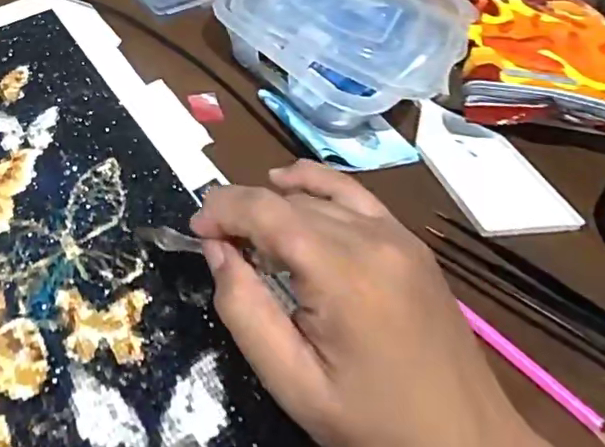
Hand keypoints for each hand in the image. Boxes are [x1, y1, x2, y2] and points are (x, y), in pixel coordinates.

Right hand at [192, 162, 545, 446]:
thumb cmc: (376, 425)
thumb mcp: (294, 383)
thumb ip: (243, 310)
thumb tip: (217, 249)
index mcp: (342, 273)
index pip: (263, 209)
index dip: (221, 210)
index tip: (196, 231)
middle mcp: (370, 238)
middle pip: (283, 198)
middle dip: (240, 211)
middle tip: (218, 244)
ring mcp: (395, 234)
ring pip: (311, 194)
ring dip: (270, 204)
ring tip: (249, 234)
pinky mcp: (408, 240)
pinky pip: (350, 191)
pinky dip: (312, 182)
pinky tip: (289, 185)